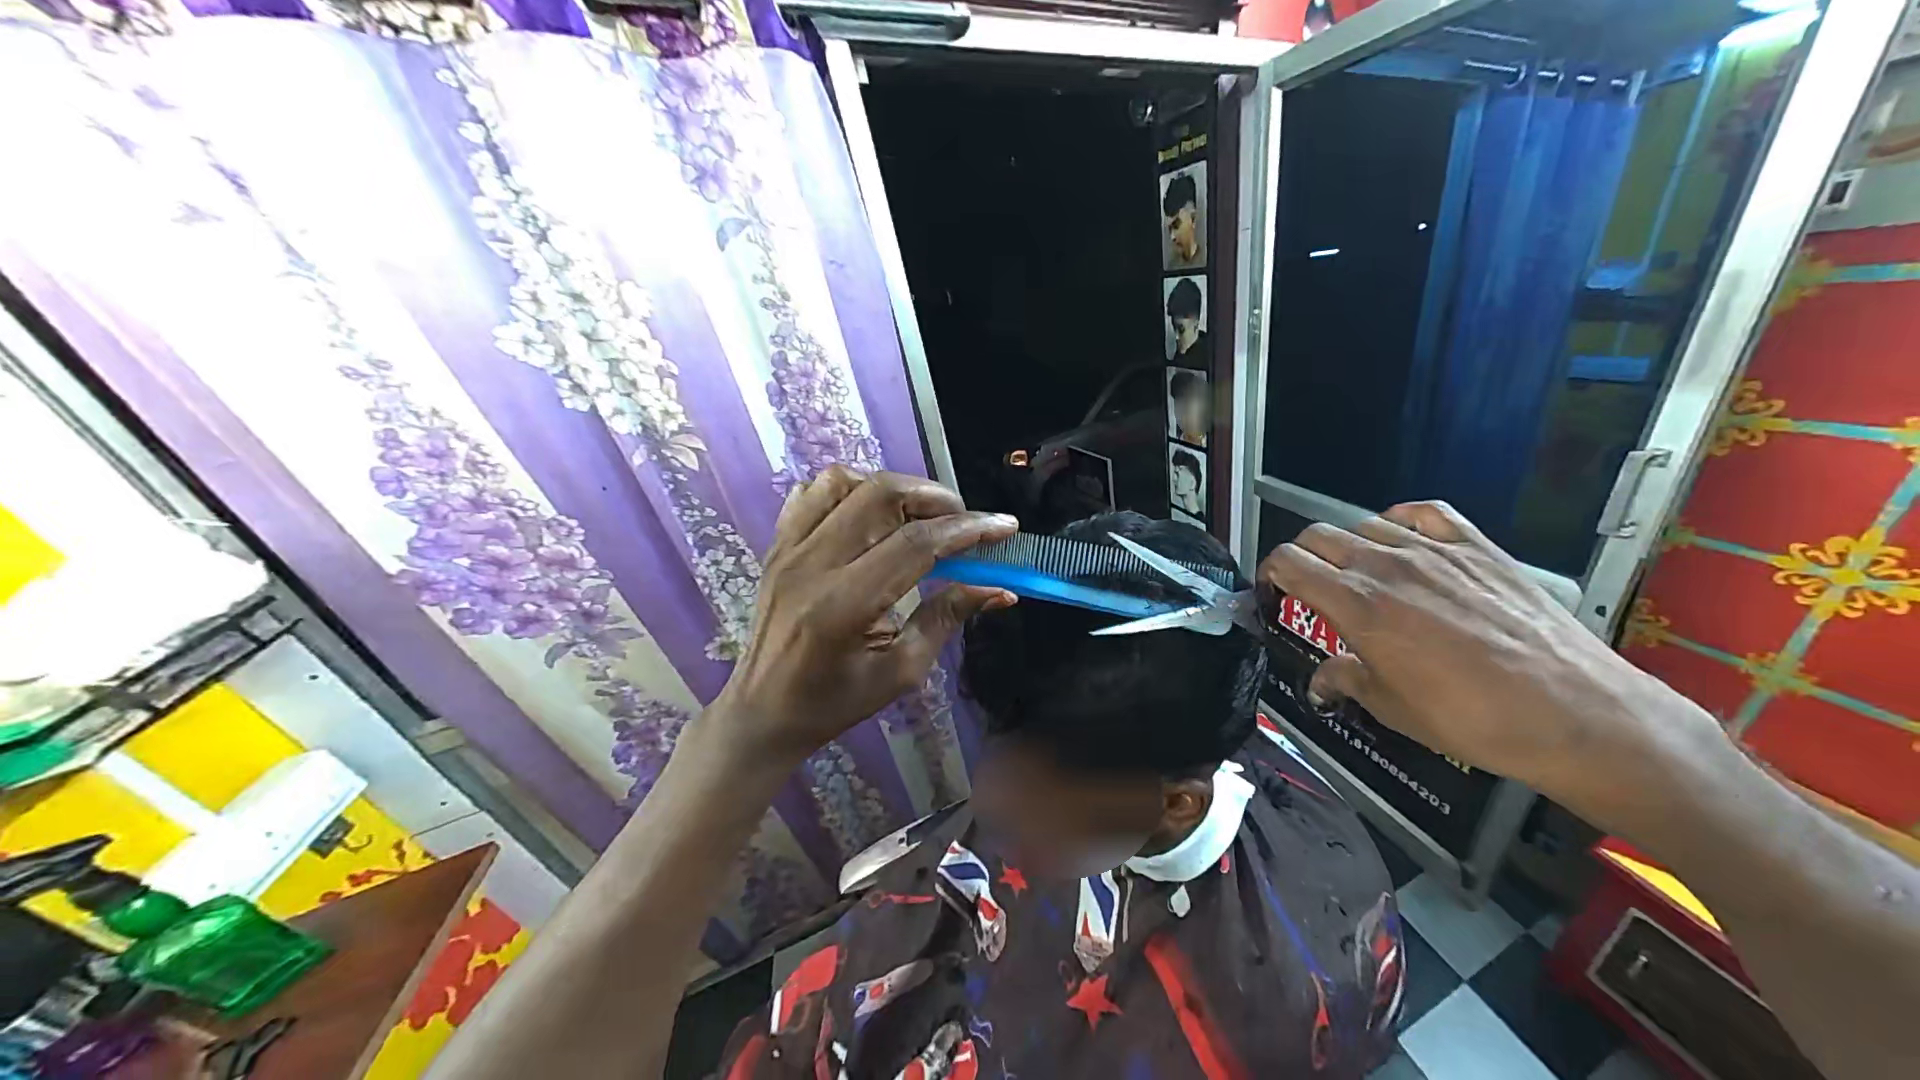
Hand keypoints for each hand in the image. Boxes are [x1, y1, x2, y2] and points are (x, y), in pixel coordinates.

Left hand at [712, 467, 1017, 763]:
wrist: (762, 709)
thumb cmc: (834, 700)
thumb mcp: (900, 671)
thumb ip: (947, 618)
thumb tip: (999, 588)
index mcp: (843, 604)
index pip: (916, 544)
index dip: (967, 530)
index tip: (1004, 527)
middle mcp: (812, 563)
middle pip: (881, 496)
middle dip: (935, 498)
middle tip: (964, 520)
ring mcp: (788, 547)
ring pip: (846, 482)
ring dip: (894, 487)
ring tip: (921, 513)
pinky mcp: (777, 543)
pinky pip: (814, 492)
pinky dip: (851, 488)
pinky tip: (872, 510)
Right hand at [1257, 501, 1719, 799]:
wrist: (1575, 714)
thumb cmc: (1474, 719)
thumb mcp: (1392, 707)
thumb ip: (1345, 680)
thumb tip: (1323, 681)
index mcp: (1356, 605)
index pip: (1288, 562)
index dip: (1268, 575)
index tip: (1272, 596)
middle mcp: (1387, 567)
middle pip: (1316, 537)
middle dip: (1300, 560)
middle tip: (1308, 590)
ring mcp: (1435, 551)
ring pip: (1363, 524)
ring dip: (1346, 545)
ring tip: (1358, 573)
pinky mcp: (1477, 548)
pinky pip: (1424, 513)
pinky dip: (1400, 520)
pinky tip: (1402, 541)